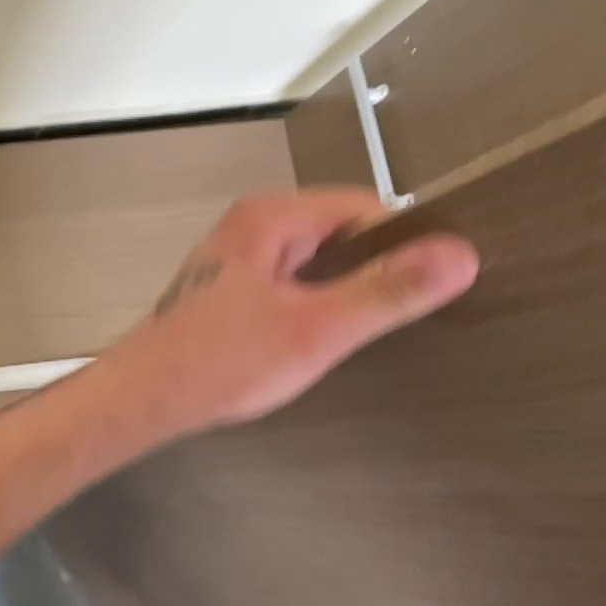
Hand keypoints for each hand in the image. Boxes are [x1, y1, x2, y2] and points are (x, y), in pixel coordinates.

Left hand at [103, 188, 478, 439]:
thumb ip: (385, 291)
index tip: (434, 287)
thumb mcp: (315, 329)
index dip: (406, 244)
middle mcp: (251, 223)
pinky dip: (312, 303)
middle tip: (402, 320)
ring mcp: (237, 254)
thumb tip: (461, 254)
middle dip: (373, 271)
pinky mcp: (229, 285)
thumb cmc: (222, 361)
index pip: (366, 208)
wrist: (144, 396)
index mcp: (270, 216)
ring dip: (342, 292)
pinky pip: (291, 281)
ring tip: (363, 333)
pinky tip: (320, 338)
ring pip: (316, 261)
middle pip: (340, 233)